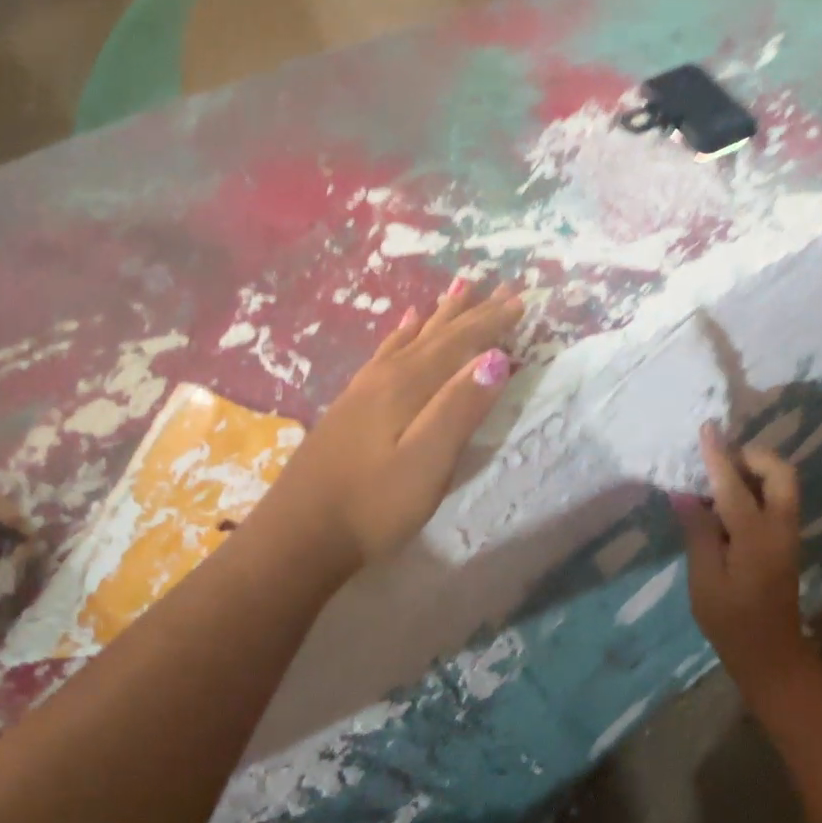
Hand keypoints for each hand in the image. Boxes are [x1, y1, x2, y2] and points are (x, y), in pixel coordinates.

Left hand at [251, 278, 522, 574]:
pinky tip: (404, 327)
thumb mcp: (428, 462)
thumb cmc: (373, 505)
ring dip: (439, 316)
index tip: (522, 300)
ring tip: (458, 289)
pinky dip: (402, 335)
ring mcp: (364, 390)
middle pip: (436, 334)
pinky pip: (386, 354)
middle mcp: (386, 377)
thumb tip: (496, 358)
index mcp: (407, 386)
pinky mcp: (352, 407)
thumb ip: (460, 408)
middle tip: (499, 285)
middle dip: (471, 311)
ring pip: (411, 339)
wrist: (299, 537)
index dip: (492, 322)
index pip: (459, 343)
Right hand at [675, 424, 811, 688]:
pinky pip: (778, 500)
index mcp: (756, 536)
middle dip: (752, 456)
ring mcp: (789, 534)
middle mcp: (780, 527)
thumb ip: (698, 533)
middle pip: (779, 472)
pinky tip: (728, 505)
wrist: (773, 656)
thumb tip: (685, 493)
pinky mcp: (788, 542)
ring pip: (782, 484)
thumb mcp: (705, 581)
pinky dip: (757, 489)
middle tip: (719, 463)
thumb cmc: (732, 622)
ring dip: (755, 471)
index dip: (718, 455)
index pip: (734, 484)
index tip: (707, 428)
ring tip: (719, 482)